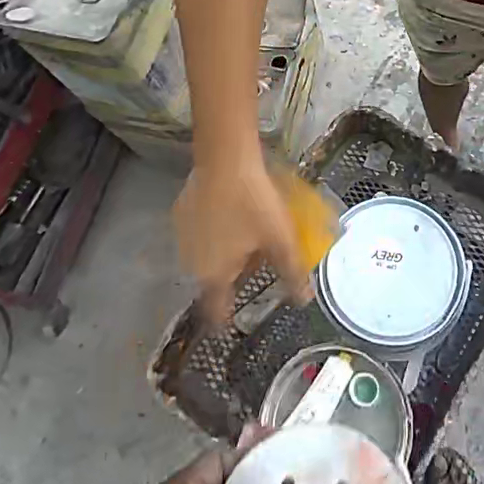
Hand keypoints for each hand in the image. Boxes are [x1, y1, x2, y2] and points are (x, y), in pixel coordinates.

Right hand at [173, 155, 306, 324]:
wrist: (225, 160)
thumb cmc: (254, 204)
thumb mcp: (281, 239)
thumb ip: (291, 271)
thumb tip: (303, 300)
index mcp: (214, 274)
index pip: (215, 309)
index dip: (225, 318)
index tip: (230, 323)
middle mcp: (191, 262)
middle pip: (214, 278)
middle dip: (235, 275)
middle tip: (260, 260)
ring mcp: (182, 236)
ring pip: (207, 255)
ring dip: (226, 252)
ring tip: (251, 234)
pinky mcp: (180, 212)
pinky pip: (201, 232)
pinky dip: (216, 231)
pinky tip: (233, 213)